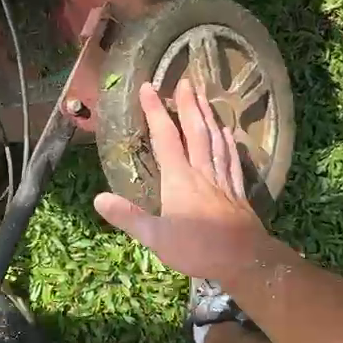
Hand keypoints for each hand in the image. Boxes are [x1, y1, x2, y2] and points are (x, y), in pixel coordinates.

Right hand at [93, 78, 273, 282]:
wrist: (244, 260)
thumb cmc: (197, 249)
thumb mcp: (155, 237)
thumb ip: (128, 217)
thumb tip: (98, 198)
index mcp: (179, 179)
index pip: (165, 137)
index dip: (155, 111)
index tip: (148, 87)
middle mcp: (202, 172)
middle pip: (195, 131)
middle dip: (188, 105)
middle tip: (186, 81)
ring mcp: (222, 180)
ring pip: (216, 141)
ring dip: (209, 118)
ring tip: (205, 99)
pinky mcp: (237, 191)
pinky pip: (232, 160)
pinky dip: (229, 143)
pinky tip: (230, 134)